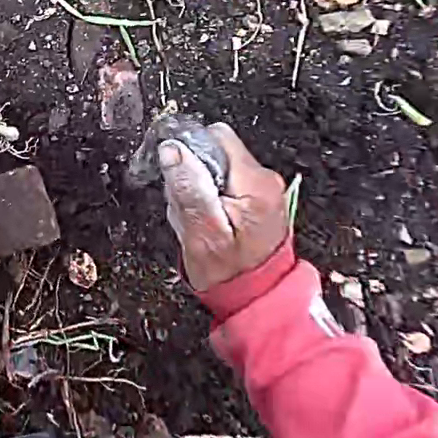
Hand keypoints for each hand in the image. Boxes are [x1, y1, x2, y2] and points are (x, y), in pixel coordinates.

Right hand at [161, 123, 288, 291]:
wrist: (257, 300)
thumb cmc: (230, 274)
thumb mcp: (202, 234)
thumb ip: (188, 189)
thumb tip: (173, 150)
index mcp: (254, 183)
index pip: (216, 137)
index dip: (191, 151)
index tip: (180, 177)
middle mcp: (264, 179)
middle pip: (216, 149)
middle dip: (194, 171)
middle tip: (190, 207)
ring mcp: (263, 187)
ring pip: (218, 164)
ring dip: (201, 185)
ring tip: (200, 218)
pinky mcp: (258, 195)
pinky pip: (226, 180)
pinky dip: (211, 196)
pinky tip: (210, 220)